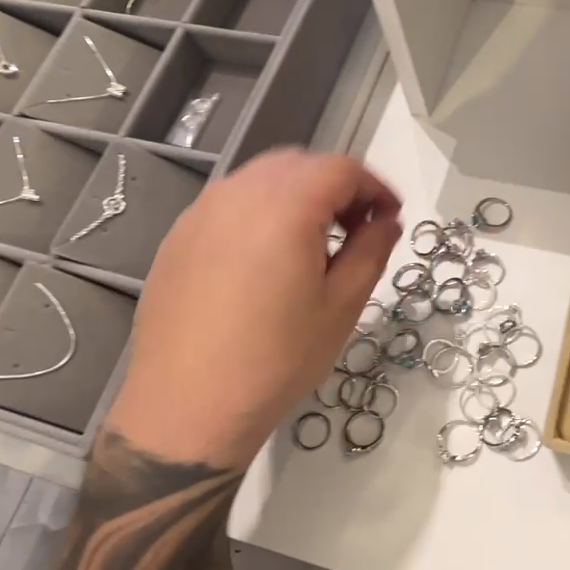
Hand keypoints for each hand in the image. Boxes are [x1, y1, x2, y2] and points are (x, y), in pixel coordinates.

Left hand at [108, 149, 400, 466]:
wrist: (188, 405)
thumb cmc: (277, 359)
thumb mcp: (341, 307)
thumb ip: (371, 251)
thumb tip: (386, 221)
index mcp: (285, 205)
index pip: (341, 168)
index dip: (375, 187)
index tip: (391, 218)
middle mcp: (237, 193)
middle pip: (298, 164)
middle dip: (336, 187)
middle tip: (358, 230)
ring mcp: (200, 213)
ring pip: (260, 181)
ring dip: (297, 197)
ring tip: (314, 246)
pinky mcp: (177, 239)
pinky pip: (229, 207)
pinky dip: (260, 215)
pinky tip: (266, 263)